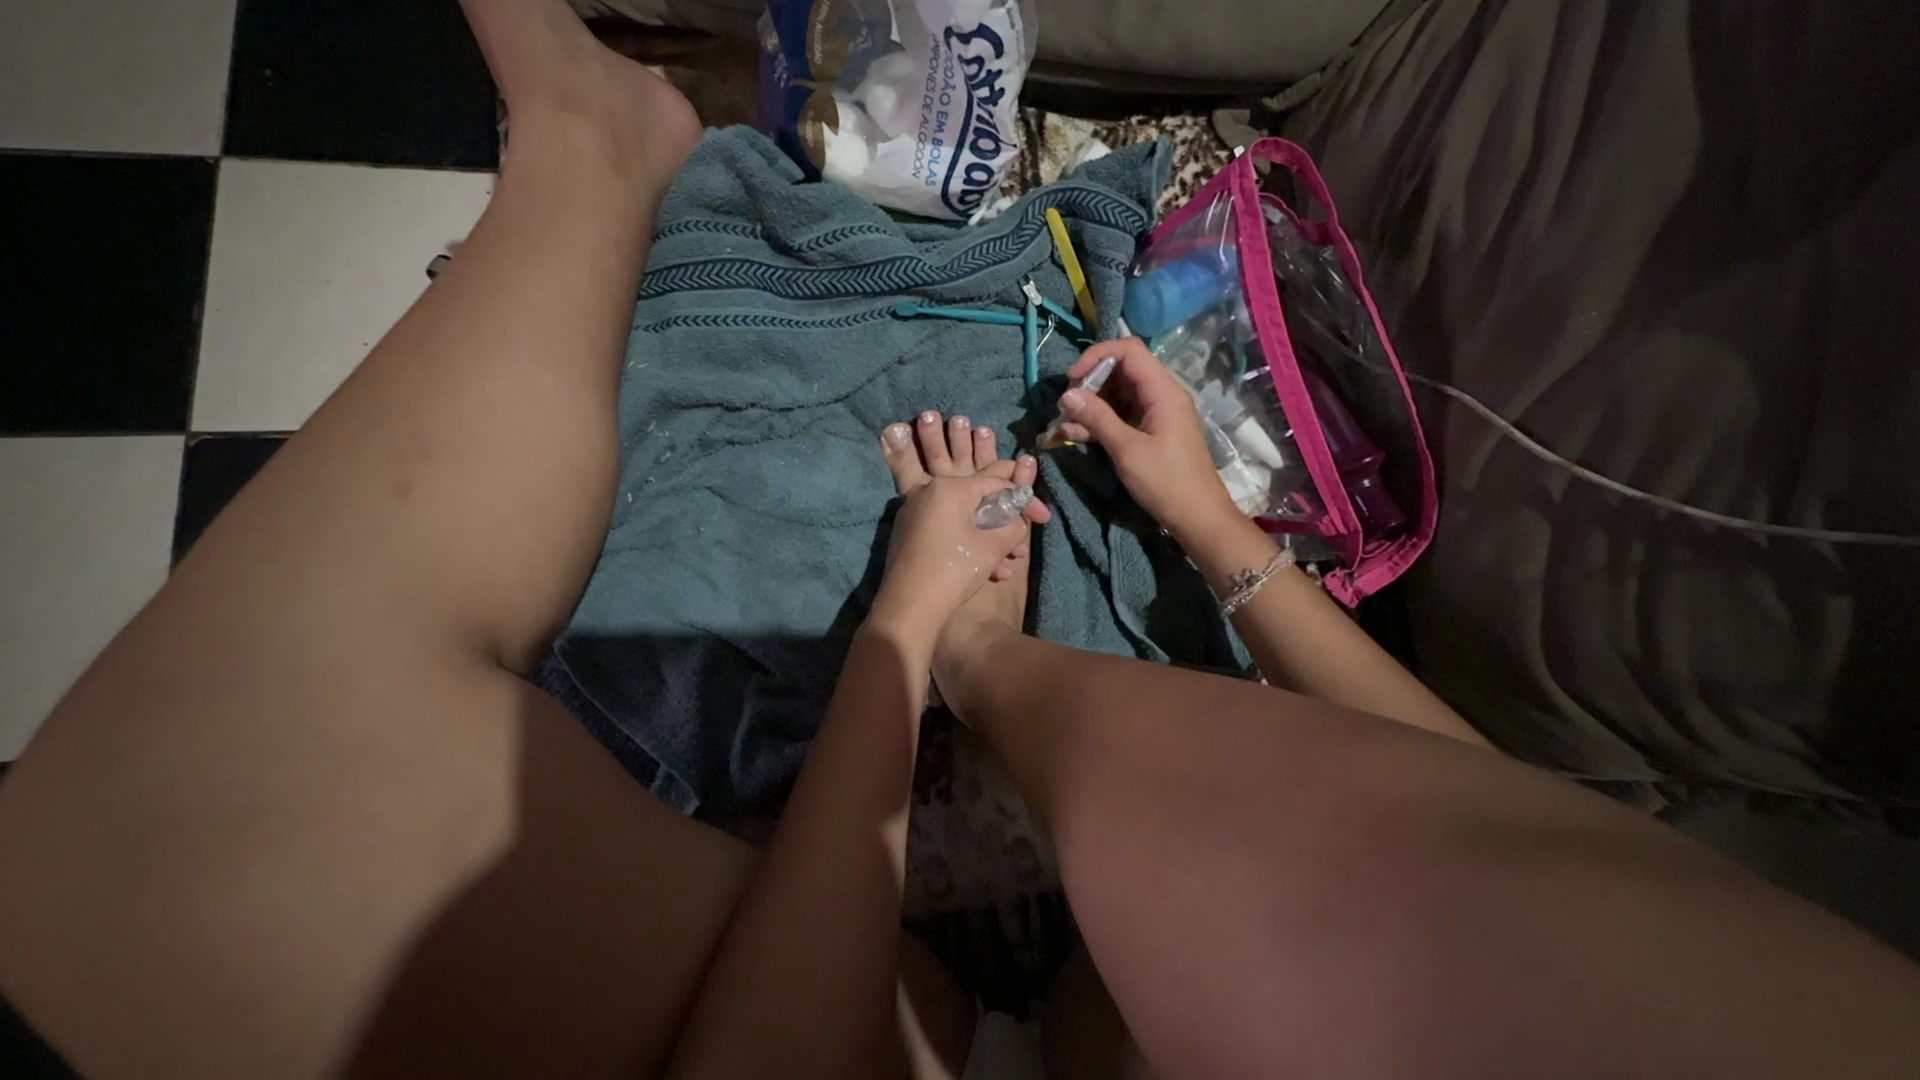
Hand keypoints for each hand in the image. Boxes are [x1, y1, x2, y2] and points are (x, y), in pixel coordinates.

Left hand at [872, 472, 1050, 641]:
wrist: (908, 608)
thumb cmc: (954, 570)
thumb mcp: (993, 547)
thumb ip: (1013, 526)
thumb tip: (1019, 520)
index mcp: (947, 487)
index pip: (996, 483)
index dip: (1024, 501)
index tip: (1043, 519)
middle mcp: (927, 493)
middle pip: (977, 502)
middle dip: (1005, 526)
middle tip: (1022, 546)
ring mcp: (915, 515)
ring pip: (962, 521)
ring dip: (989, 541)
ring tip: (1009, 564)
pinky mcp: (909, 536)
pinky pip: (946, 533)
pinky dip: (967, 546)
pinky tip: (988, 573)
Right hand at [1052, 337, 1240, 539]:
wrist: (1197, 517)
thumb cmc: (1166, 482)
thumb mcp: (1127, 450)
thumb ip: (1097, 418)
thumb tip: (1067, 394)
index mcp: (1163, 391)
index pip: (1129, 350)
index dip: (1097, 356)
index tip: (1071, 378)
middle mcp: (1161, 395)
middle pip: (1121, 370)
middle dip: (1090, 382)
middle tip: (1065, 404)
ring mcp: (1155, 413)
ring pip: (1118, 394)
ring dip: (1090, 404)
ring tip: (1062, 421)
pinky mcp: (1149, 431)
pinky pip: (1120, 415)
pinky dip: (1098, 421)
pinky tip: (1073, 433)